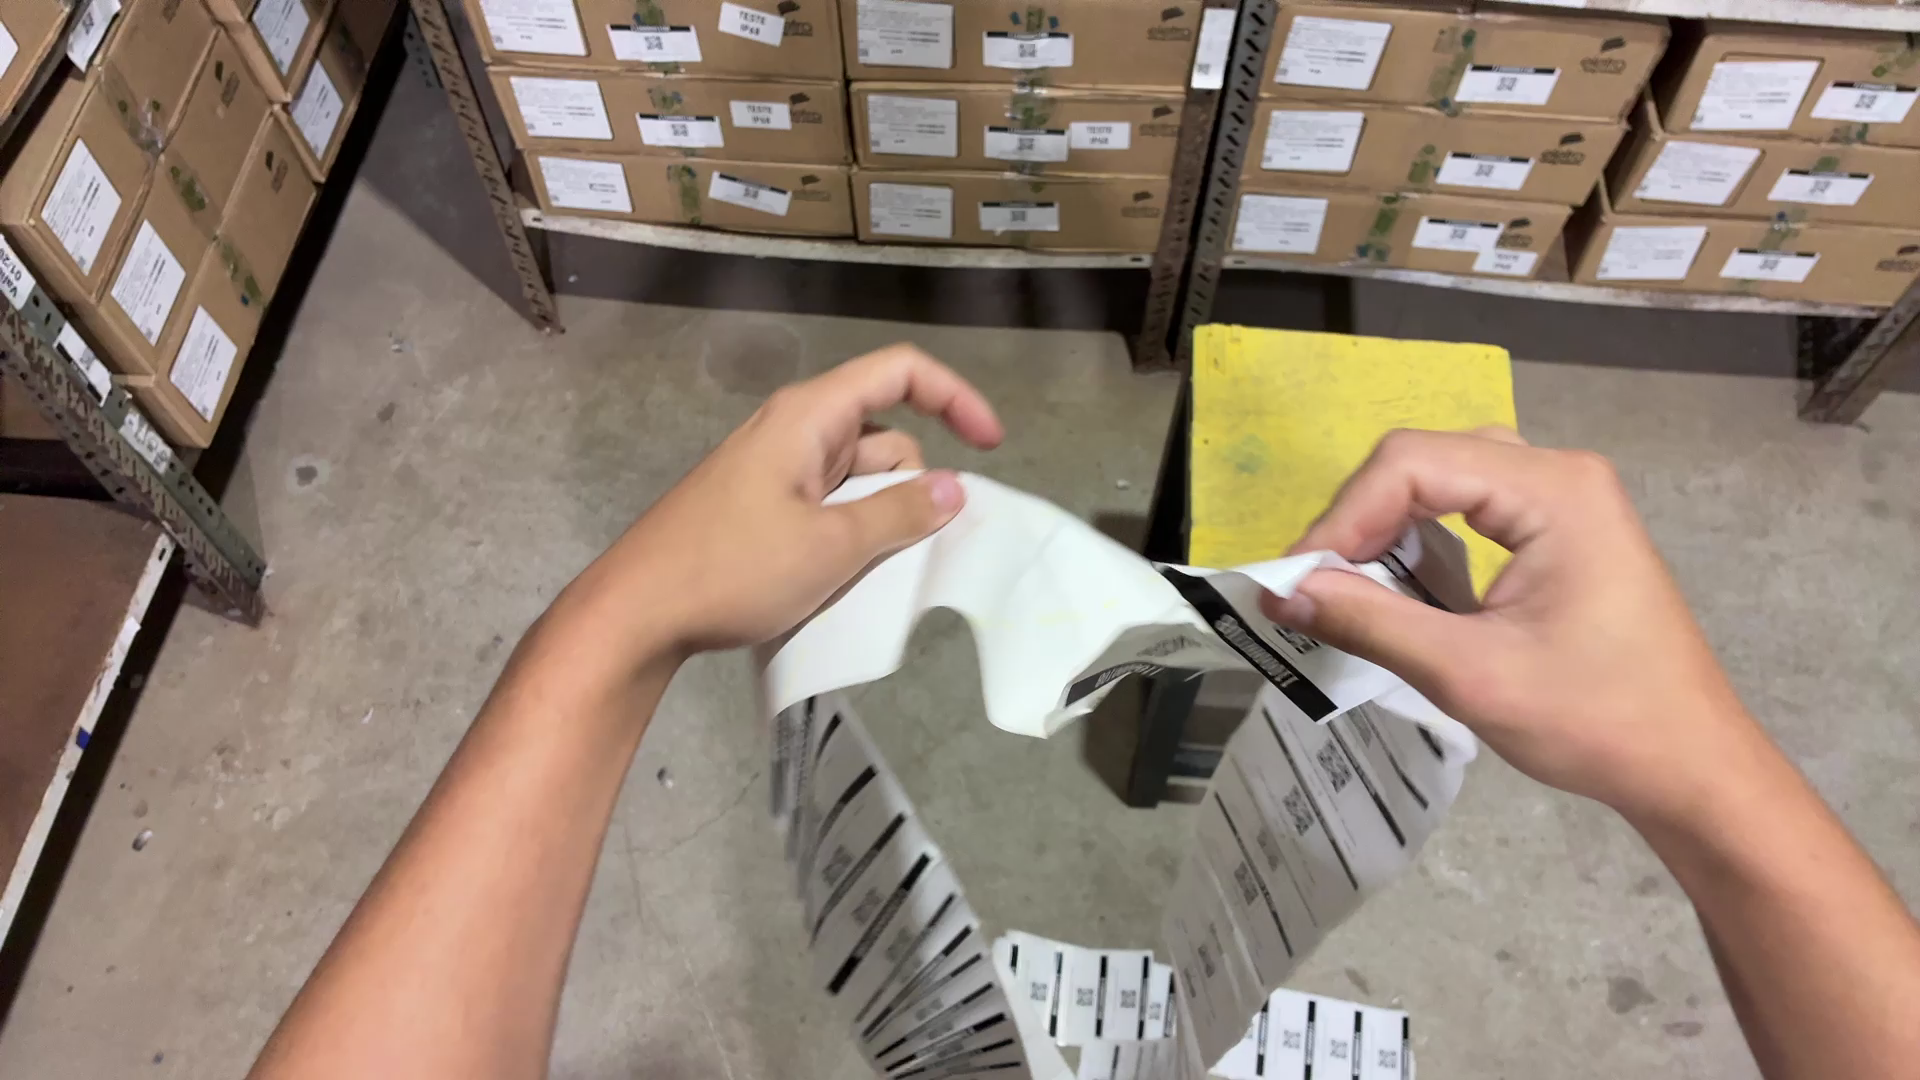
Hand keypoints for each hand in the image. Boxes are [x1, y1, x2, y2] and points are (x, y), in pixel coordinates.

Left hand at [551, 345, 1003, 663]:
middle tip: (919, 541)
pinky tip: (851, 571)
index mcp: (811, 416)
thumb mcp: (830, 544)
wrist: (637, 613)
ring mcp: (781, 470)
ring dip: (886, 512)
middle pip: (886, 432)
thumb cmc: (732, 568)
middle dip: (915, 479)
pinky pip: (834, 502)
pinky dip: (857, 527)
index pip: (901, 372)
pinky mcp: (769, 504)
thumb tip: (954, 489)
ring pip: (861, 475)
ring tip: (879, 566)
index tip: (991, 445)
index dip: (955, 396)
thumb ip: (898, 512)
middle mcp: (798, 431)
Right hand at [1261, 428, 1760, 822]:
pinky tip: (1390, 578)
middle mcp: (1553, 474)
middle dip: (1355, 519)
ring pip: (1430, 478)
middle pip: (1417, 461)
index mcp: (1552, 491)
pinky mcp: (1545, 527)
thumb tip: (1276, 593)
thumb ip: (1366, 622)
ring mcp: (1553, 498)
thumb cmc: (1595, 720)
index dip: (1344, 516)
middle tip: (1317, 581)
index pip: (1411, 464)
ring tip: (1344, 579)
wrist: (1689, 770)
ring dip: (1377, 525)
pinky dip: (1406, 536)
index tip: (1301, 579)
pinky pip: (1452, 504)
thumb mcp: (1465, 673)